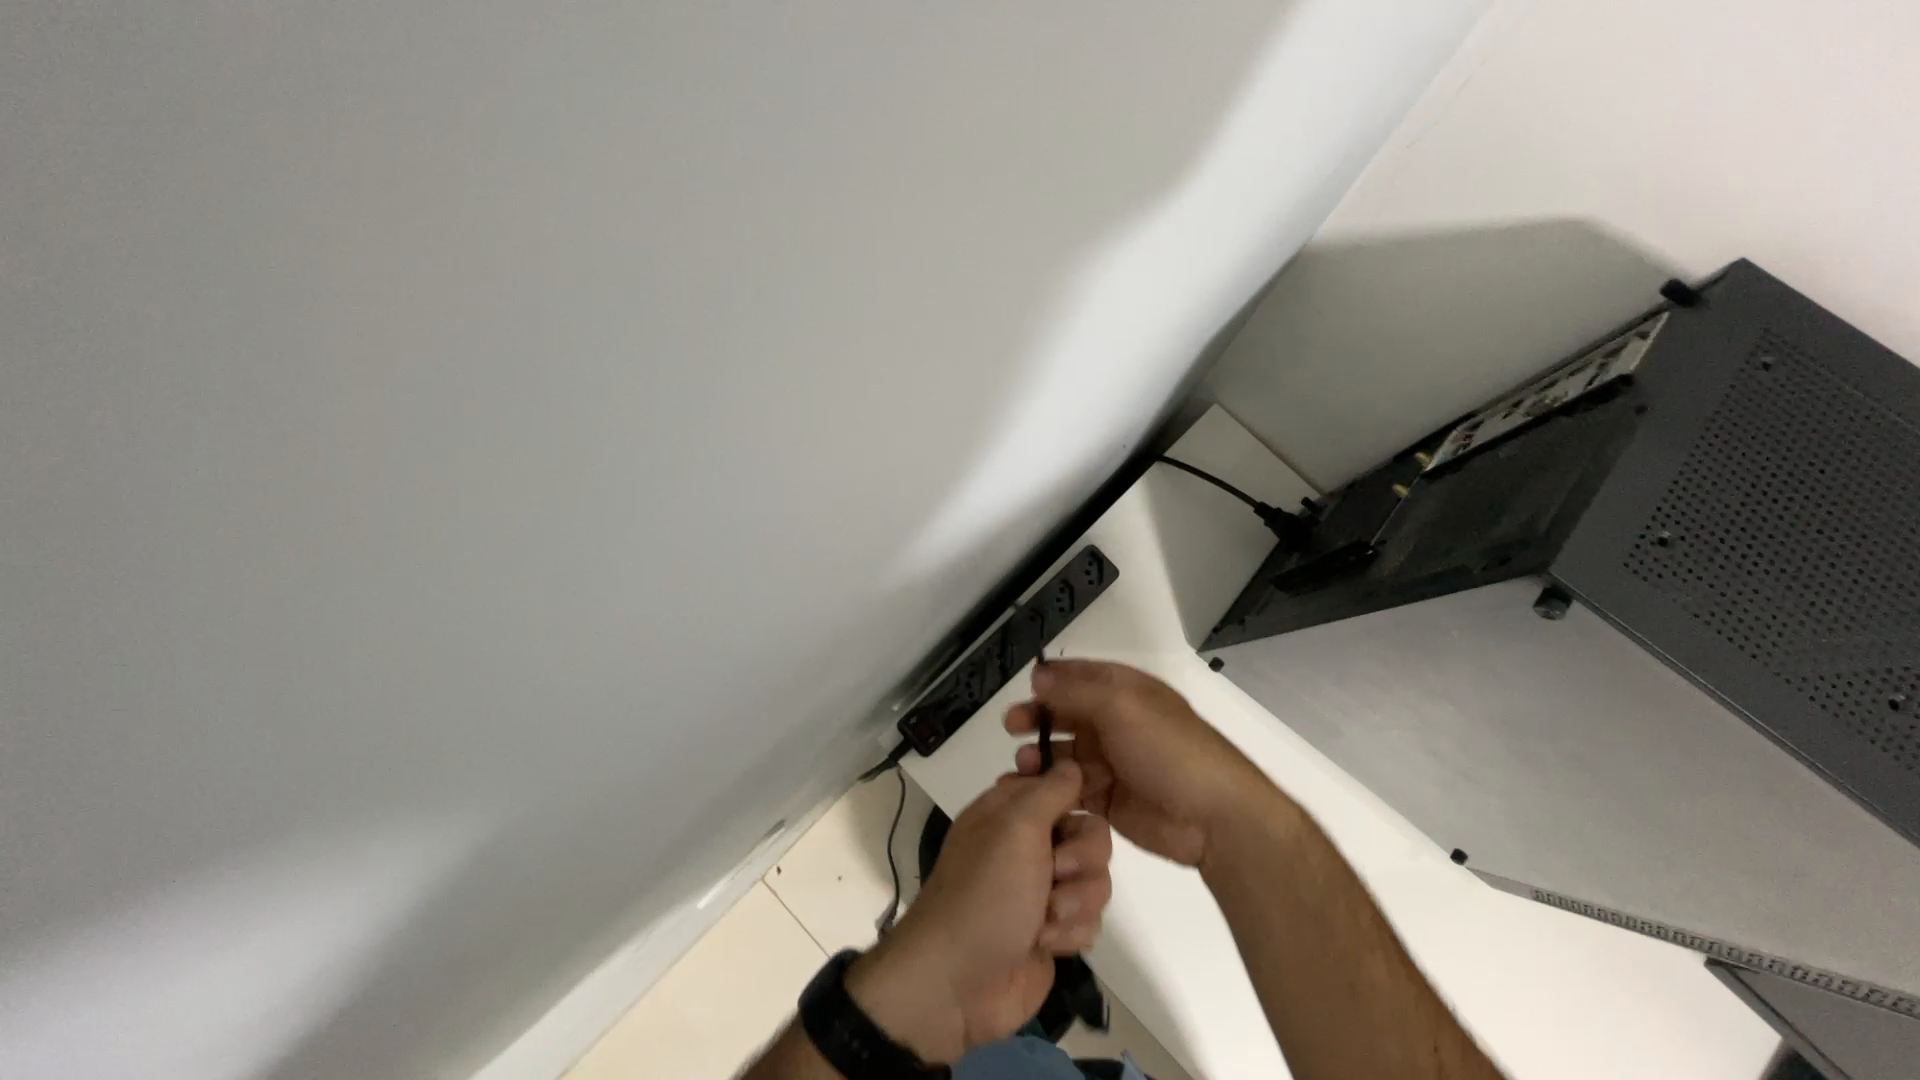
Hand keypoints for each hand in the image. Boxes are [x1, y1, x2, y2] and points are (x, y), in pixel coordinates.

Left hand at [845, 763, 1112, 1064]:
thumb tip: (1072, 764)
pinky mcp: (1053, 931)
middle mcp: (1027, 846)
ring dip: (1076, 901)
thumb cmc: (985, 893)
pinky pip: (1088, 920)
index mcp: (1010, 812)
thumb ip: (1049, 791)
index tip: (1087, 802)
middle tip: (1055, 874)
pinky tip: (1045, 943)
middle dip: (1083, 858)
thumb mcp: (1015, 828)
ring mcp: (1042, 890)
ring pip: (1095, 879)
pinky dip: (1070, 932)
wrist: (958, 982)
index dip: (1077, 792)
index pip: (1059, 784)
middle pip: (1090, 832)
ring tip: (1046, 920)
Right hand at [1006, 659, 1280, 868]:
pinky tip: (1031, 793)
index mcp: (1125, 692)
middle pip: (1067, 714)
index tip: (1023, 690)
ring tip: (1024, 766)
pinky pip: (1070, 788)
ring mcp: (1111, 762)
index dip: (1051, 681)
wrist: (1212, 818)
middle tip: (1011, 728)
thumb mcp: (1123, 707)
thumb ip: (1077, 690)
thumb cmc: (1169, 751)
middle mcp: (1116, 723)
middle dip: (1038, 718)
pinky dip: (1051, 789)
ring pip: (1064, 753)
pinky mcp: (1107, 799)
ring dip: (1041, 756)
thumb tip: (1038, 675)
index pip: (1080, 676)